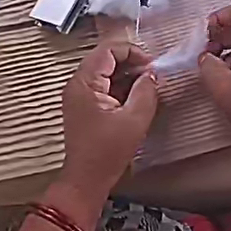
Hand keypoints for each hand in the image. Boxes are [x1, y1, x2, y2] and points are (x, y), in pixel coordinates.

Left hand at [59, 44, 158, 198]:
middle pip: (105, 58)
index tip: (151, 64)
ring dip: (127, 76)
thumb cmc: (107, 152)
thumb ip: (146, 91)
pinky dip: (121, 88)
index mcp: (84, 82)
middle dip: (131, 63)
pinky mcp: (84, 106)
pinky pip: (103, 87)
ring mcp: (79, 95)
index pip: (107, 50)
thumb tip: (151, 74)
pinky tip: (137, 98)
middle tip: (152, 75)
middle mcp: (77, 84)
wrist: (86, 180)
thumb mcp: (134, 119)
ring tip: (148, 86)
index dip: (132, 51)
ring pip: (105, 73)